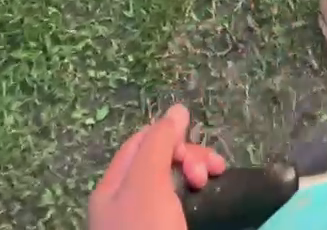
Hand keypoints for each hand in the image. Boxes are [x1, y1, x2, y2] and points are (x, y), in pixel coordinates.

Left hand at [89, 105, 227, 229]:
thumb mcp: (148, 182)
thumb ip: (160, 142)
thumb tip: (177, 108)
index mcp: (113, 186)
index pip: (143, 141)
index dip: (171, 136)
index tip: (192, 149)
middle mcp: (126, 200)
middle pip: (161, 158)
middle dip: (189, 156)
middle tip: (206, 172)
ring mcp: (145, 221)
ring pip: (175, 179)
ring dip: (198, 170)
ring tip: (213, 181)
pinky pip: (182, 202)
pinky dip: (199, 193)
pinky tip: (210, 195)